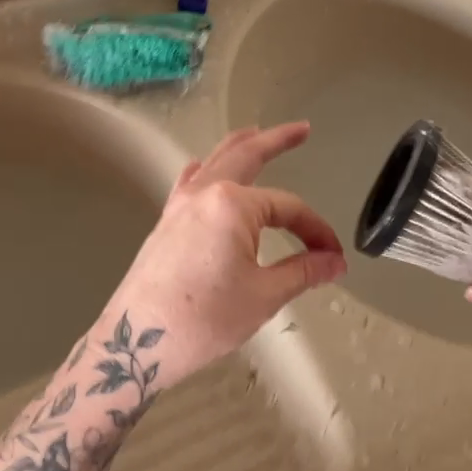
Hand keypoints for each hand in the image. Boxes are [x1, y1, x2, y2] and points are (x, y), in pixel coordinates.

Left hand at [97, 123, 346, 388]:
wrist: (137, 341)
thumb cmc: (204, 318)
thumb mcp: (263, 296)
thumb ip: (302, 271)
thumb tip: (334, 262)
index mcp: (233, 204)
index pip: (288, 208)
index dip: (315, 230)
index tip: (333, 256)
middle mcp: (204, 192)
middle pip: (246, 156)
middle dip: (275, 140)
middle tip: (301, 129)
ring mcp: (180, 205)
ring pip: (215, 163)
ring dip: (239, 147)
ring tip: (257, 134)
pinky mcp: (166, 222)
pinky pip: (189, 182)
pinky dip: (205, 169)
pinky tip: (205, 167)